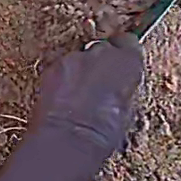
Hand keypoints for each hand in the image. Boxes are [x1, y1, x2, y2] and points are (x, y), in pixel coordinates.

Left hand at [30, 35, 143, 159]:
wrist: (69, 138)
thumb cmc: (105, 132)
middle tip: (97, 87)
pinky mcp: (51, 68)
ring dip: (78, 73)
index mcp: (127, 61)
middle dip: (99, 65)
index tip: (120, 65)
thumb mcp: (129, 110)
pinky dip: (61, 80)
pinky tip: (61, 99)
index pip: (128, 43)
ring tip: (77, 97)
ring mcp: (73, 58)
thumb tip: (119, 90)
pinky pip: (60, 69)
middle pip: (102, 49)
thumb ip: (125, 89)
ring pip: (78, 60)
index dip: (123, 54)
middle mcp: (101, 53)